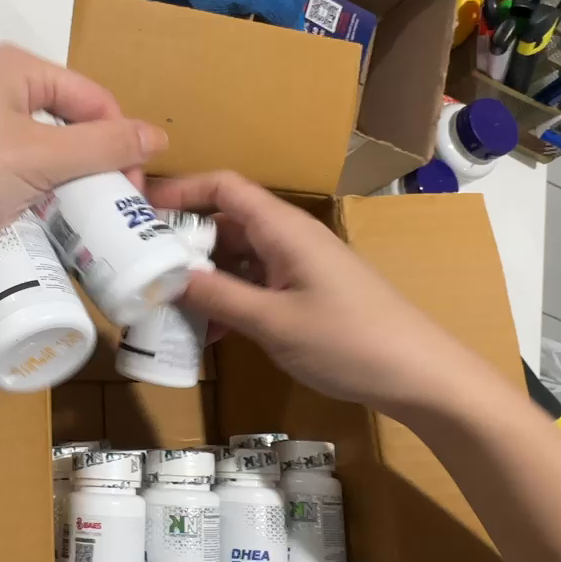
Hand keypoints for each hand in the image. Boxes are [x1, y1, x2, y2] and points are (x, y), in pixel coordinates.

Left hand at [0, 45, 166, 247]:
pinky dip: (30, 209)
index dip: (121, 144)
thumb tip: (159, 136)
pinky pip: (12, 187)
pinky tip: (38, 237)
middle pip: (70, 133)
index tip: (132, 196)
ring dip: (63, 198)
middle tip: (109, 221)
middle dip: (93, 176)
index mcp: (19, 71)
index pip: (96, 101)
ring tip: (78, 234)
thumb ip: (103, 146)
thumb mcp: (39, 156)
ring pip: (42, 165)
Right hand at [146, 171, 496, 415]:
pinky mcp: (306, 292)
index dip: (180, 190)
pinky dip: (229, 299)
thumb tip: (165, 277)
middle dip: (183, 241)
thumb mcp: (273, 321)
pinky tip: (208, 332)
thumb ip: (218, 297)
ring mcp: (299, 266)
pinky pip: (256, 283)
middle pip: (226, 223)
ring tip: (165, 303)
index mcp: (283, 229)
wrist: (422, 375)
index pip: (224, 186)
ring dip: (204, 277)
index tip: (139, 209)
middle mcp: (288, 238)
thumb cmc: (349, 340)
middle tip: (140, 265)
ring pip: (238, 257)